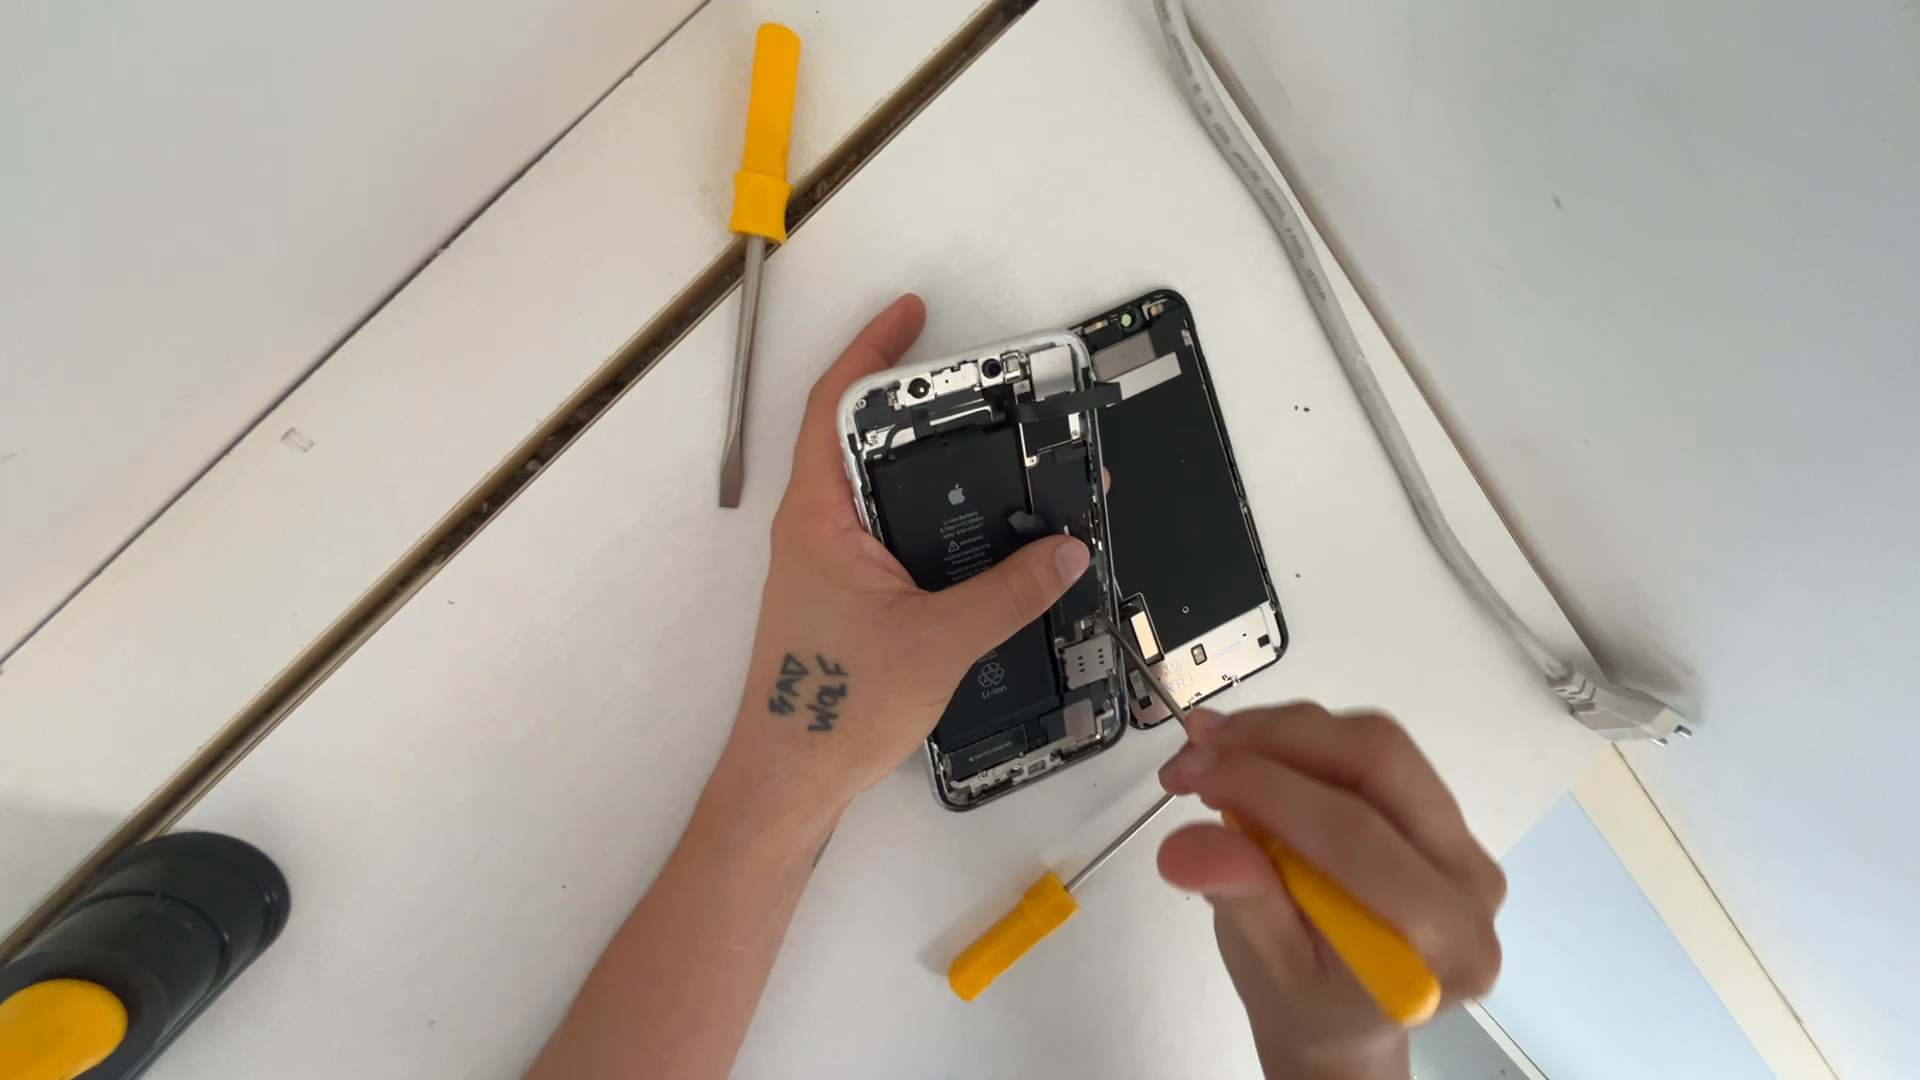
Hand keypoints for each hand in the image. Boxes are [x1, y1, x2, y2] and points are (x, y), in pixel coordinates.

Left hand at [716, 294, 1090, 828]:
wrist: (791, 781)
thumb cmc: (840, 707)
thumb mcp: (937, 642)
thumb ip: (1009, 593)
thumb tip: (1070, 551)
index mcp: (819, 516)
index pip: (835, 406)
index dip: (872, 351)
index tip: (914, 315)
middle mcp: (817, 526)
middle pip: (861, 437)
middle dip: (915, 404)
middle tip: (979, 387)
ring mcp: (830, 560)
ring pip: (879, 487)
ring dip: (925, 464)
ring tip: (991, 450)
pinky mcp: (847, 592)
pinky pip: (890, 530)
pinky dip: (929, 515)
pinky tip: (976, 528)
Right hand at [1156, 705, 1505, 1079]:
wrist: (1335, 1005)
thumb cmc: (1301, 997)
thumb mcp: (1263, 965)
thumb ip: (1239, 900)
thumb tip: (1183, 848)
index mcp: (1445, 940)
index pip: (1356, 835)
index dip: (1266, 790)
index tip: (1189, 771)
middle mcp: (1468, 876)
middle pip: (1376, 761)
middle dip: (1273, 739)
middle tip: (1196, 745)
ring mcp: (1456, 833)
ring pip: (1369, 739)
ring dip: (1274, 729)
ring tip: (1205, 748)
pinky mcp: (1427, 802)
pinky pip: (1360, 742)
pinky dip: (1288, 733)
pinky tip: (1240, 752)